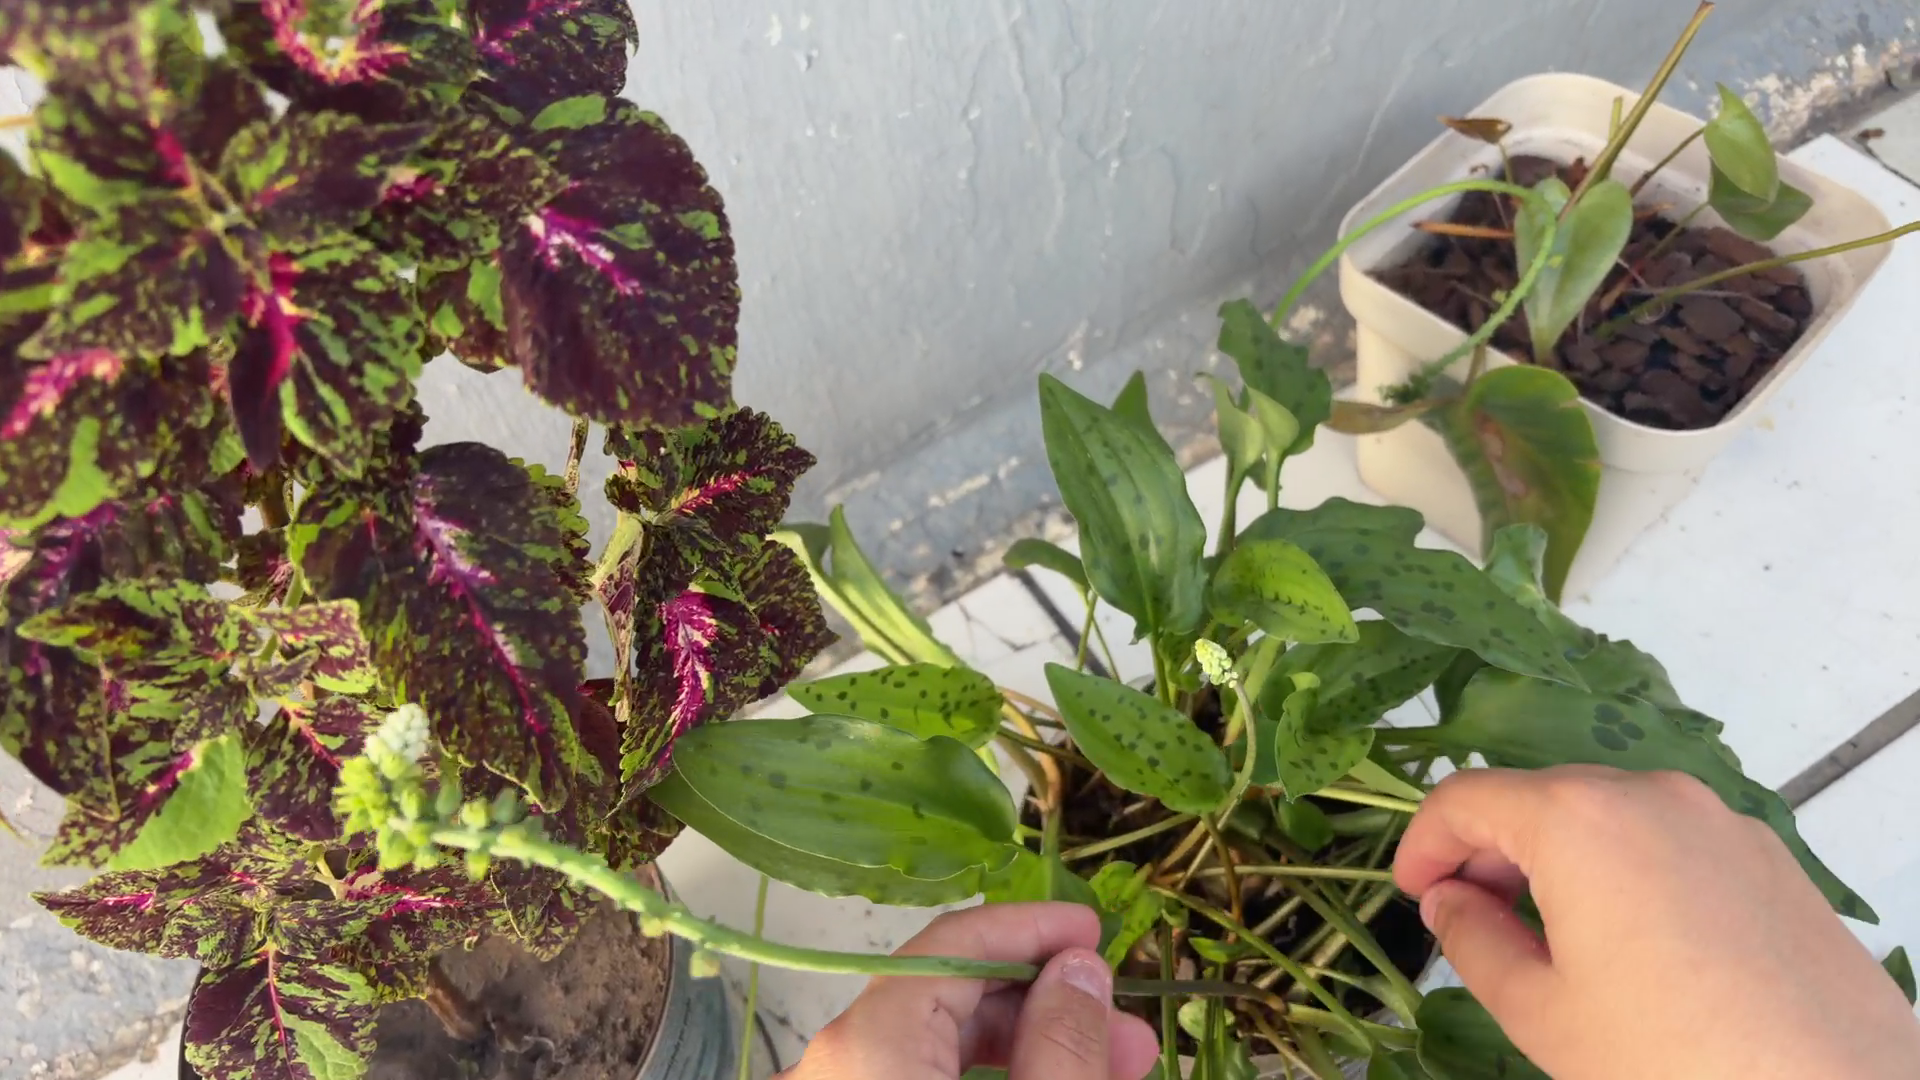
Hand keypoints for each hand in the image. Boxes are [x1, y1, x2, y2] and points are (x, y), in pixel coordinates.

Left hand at [781, 902, 1159, 1079]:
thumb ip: (1061, 1048)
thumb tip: (1082, 967)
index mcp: (865, 1046)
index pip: (954, 944)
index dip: (1031, 927)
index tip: (1095, 931)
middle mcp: (839, 1064)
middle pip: (952, 997)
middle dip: (1048, 1002)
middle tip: (1126, 1022)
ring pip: (946, 1048)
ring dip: (1032, 1048)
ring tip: (1114, 1062)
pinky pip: (929, 1079)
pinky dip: (994, 1079)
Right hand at [1394, 765, 1919, 1078]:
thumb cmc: (1674, 1064)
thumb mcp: (1537, 1009)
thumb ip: (1466, 935)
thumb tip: (1449, 899)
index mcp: (1576, 815)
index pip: (1463, 799)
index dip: (1422, 842)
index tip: (1412, 892)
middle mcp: (1646, 793)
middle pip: (1528, 798)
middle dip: (1484, 850)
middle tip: (1470, 914)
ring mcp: (1719, 821)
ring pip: (1594, 812)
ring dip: (1547, 856)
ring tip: (1544, 928)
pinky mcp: (1772, 859)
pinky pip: (1658, 836)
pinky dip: (1614, 864)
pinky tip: (1625, 934)